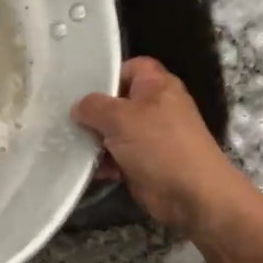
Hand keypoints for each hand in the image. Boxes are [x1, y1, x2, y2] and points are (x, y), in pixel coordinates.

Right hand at [72, 57, 253, 233]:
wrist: (192, 195)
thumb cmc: (159, 145)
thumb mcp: (120, 117)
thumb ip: (93, 107)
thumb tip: (78, 108)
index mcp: (157, 86)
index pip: (131, 67)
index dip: (109, 74)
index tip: (83, 88)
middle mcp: (155, 107)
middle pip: (117, 101)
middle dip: (94, 112)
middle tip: (70, 119)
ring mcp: (150, 136)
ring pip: (113, 130)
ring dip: (95, 140)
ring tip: (75, 145)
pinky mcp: (144, 162)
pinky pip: (117, 155)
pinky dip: (105, 162)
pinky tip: (92, 168)